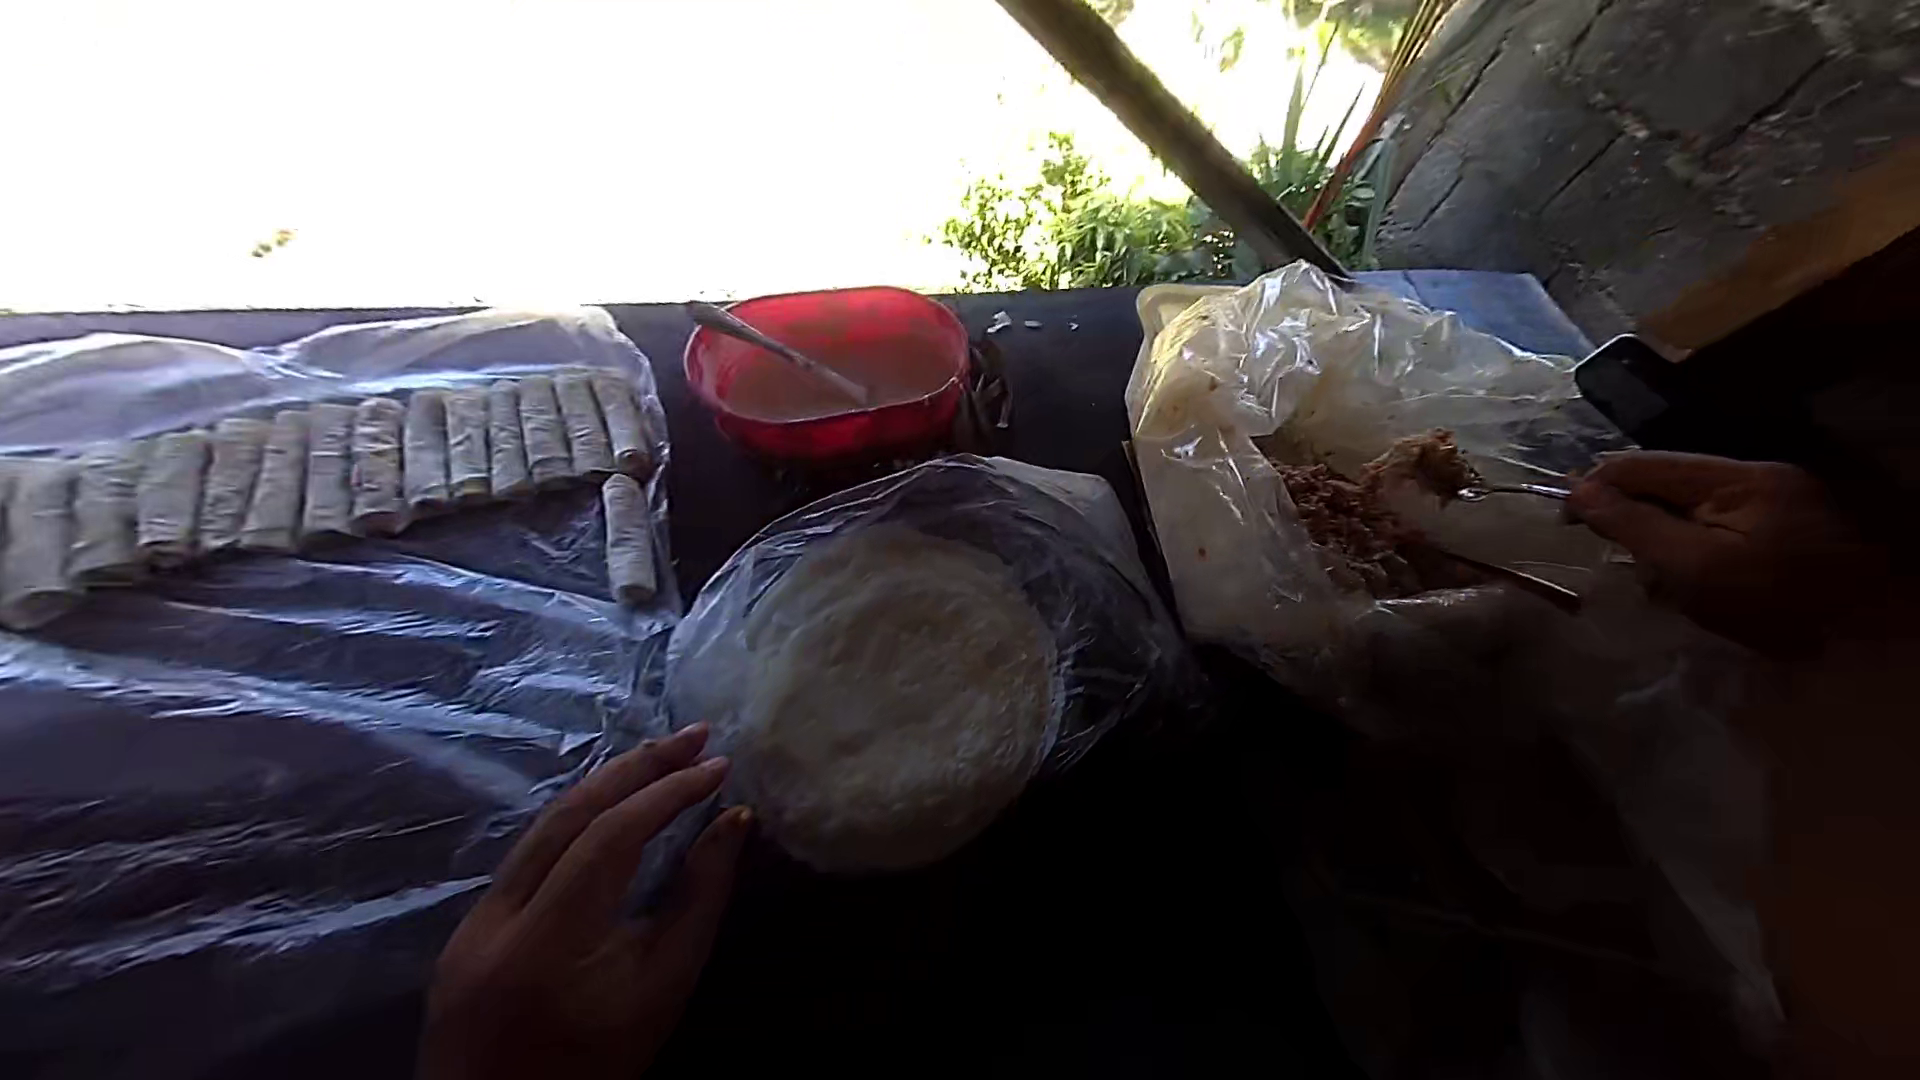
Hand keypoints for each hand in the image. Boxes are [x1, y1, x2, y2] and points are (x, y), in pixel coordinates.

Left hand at [418, 723, 751, 1079]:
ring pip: (548, 821)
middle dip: (641, 764)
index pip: (611, 836)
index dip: (669, 792)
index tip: (718, 766)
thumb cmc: (598, 1062)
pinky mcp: (474, 923)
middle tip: (697, 733)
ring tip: (666, 751)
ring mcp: (475, 920)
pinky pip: (537, 845)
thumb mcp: (667, 982)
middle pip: (572, 813)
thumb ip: (702, 893)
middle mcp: (495, 920)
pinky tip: (621, 795)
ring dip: (613, 778)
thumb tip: (735, 817)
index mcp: (544, 943)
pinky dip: (587, 809)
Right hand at [1566, 451, 1873, 652]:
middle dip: (1620, 510)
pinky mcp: (1770, 523)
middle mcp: (1754, 477)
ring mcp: (1767, 499)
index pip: (1638, 465)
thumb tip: (1575, 493)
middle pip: (1656, 478)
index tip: (1567, 525)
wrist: (1872, 645)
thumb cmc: (1776, 603)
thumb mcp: (1691, 565)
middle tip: (1604, 548)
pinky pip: (1696, 517)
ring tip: (1639, 564)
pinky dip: (1671, 539)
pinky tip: (1670, 567)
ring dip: (1643, 527)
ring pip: (1671, 499)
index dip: (1592, 488)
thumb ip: (1631, 523)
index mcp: (1739, 479)